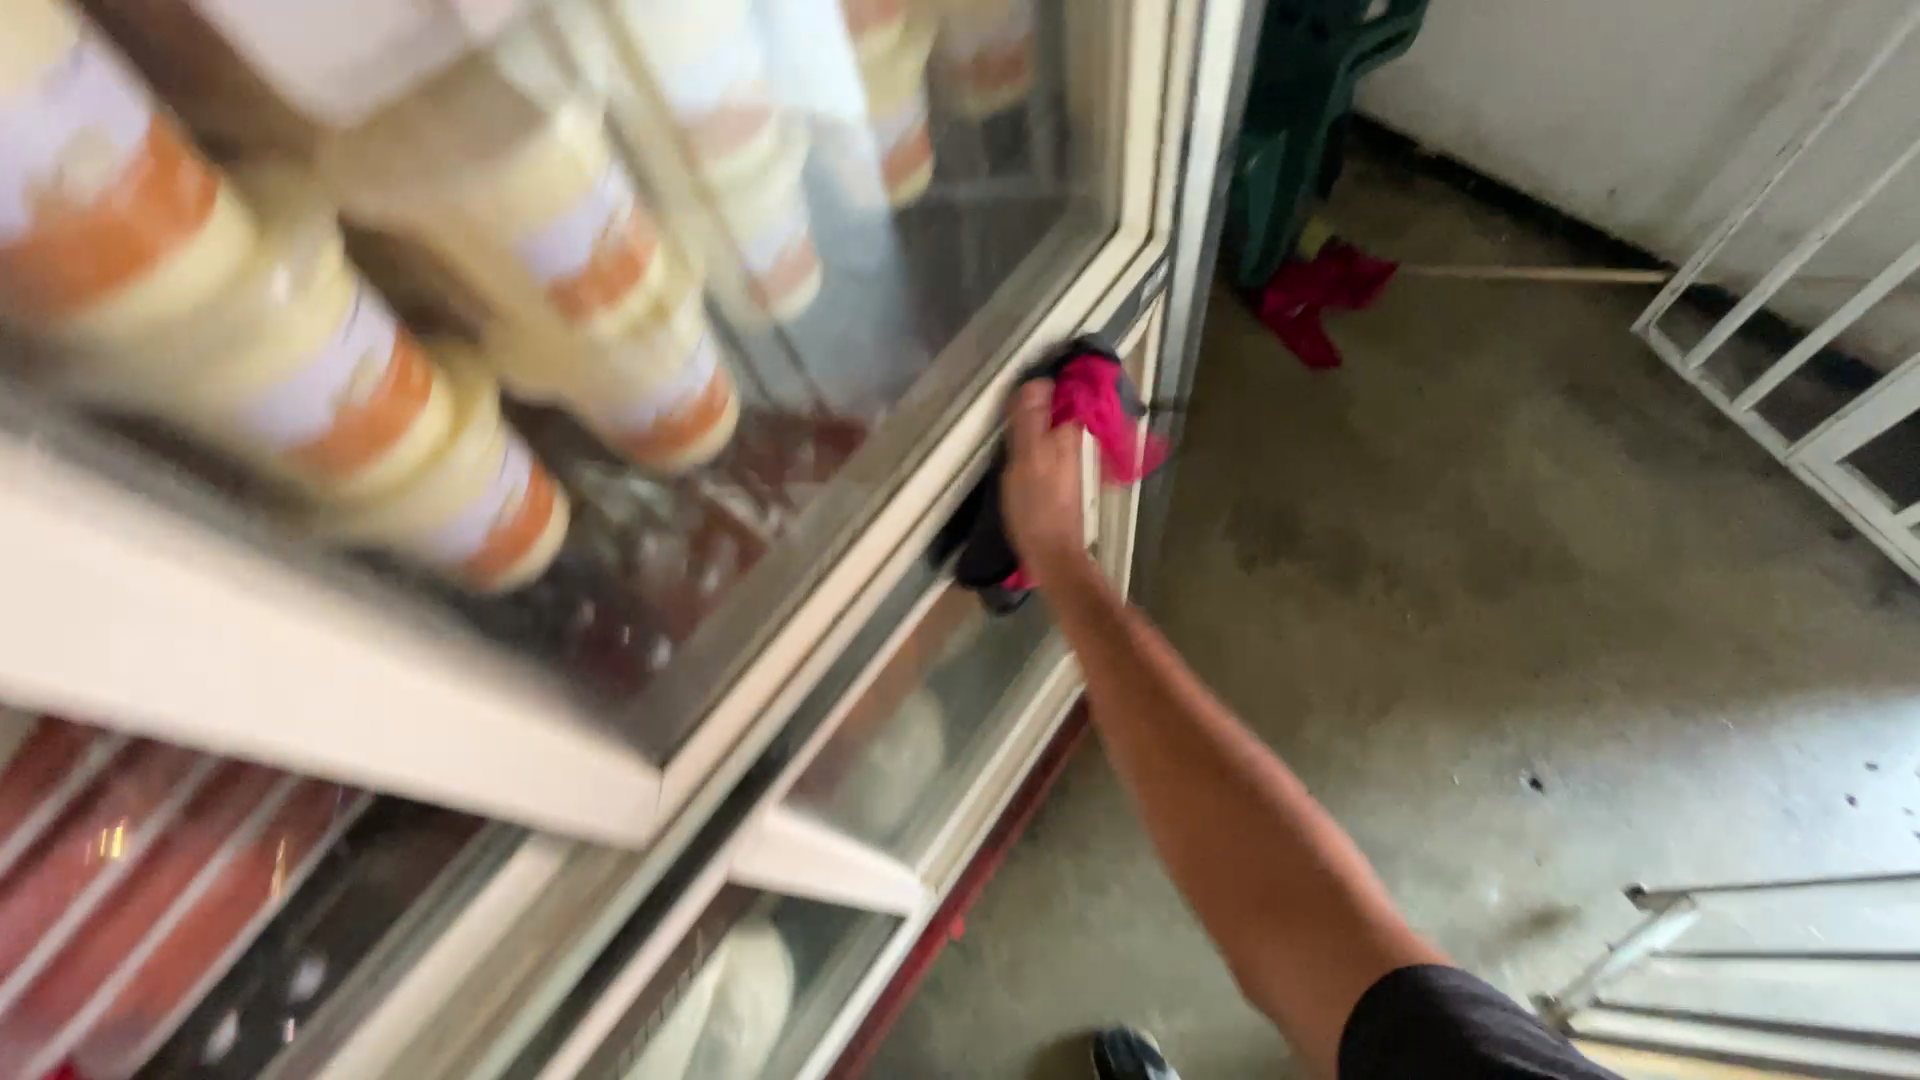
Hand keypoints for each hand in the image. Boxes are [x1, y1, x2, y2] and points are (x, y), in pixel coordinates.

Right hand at [1002, 380, 1089, 583]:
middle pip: (1054, 410)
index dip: (1041, 384)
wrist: (1052, 554)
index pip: (1061, 392)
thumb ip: (1031, 421)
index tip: (1017, 382)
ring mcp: (1066, 463)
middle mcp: (1073, 445)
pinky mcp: (1058, 480)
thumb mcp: (1026, 460)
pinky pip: (1045, 449)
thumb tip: (1038, 379)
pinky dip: (1033, 444)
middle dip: (1035, 402)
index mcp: (1068, 434)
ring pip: (1049, 430)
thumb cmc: (1036, 507)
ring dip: (1032, 422)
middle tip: (1006, 400)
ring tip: (1008, 419)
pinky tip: (1017, 451)